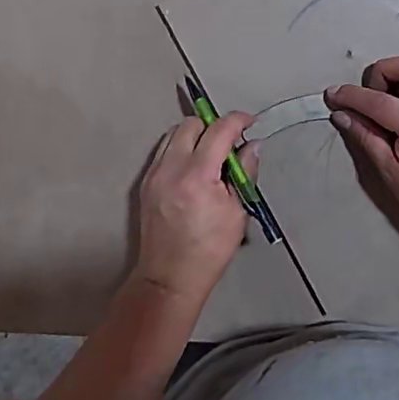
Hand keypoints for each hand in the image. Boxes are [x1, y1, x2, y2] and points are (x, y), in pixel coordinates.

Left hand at [134, 113, 256, 299]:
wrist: (169, 278)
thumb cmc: (208, 251)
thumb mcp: (237, 212)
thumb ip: (245, 172)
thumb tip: (252, 146)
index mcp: (197, 176)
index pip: (219, 130)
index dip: (238, 121)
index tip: (249, 123)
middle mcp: (171, 169)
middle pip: (192, 124)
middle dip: (214, 126)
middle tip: (230, 143)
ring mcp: (154, 174)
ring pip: (174, 133)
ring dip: (195, 135)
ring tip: (211, 155)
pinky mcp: (146, 182)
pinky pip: (164, 150)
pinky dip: (181, 148)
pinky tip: (194, 167)